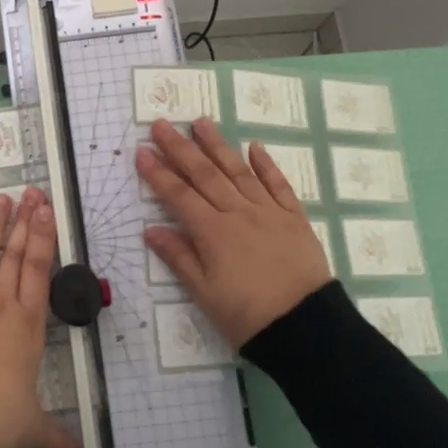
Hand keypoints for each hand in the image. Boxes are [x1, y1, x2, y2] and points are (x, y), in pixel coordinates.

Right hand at [136, 118, 332, 346]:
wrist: (305, 326)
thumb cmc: (247, 315)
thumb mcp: (204, 293)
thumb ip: (179, 256)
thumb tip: (151, 229)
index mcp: (213, 233)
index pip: (179, 195)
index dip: (158, 173)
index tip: (142, 150)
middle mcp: (239, 213)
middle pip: (205, 175)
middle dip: (181, 148)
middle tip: (162, 124)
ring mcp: (269, 212)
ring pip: (239, 171)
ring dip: (218, 146)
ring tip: (201, 122)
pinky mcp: (294, 218)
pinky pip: (278, 185)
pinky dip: (266, 165)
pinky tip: (255, 147)